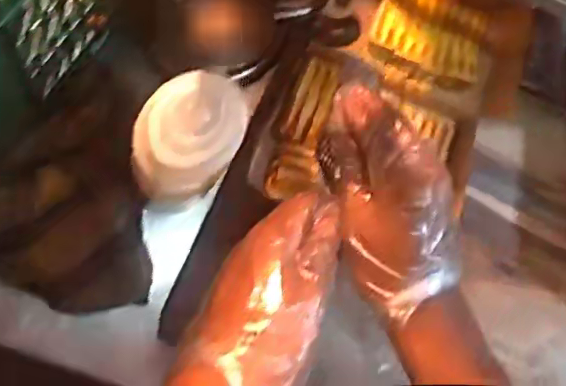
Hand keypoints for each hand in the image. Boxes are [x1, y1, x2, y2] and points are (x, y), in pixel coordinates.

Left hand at [168, 192, 340, 385]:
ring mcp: (237, 261)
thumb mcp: (309, 291)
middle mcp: (250, 237)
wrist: (217, 382)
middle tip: (339, 243)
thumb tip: (333, 209)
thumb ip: (322, 246)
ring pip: (277, 240)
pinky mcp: (229, 286)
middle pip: (290, 217)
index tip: (349, 217)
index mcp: (272, 231)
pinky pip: (264, 260)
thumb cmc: (268, 334)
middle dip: (315, 226)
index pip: (307, 198)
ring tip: (321, 263)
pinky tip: (293, 284)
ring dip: (298, 247)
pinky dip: (281, 266)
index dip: (330, 204)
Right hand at [318, 82, 460, 328]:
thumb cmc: (382, 258)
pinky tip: (378, 141)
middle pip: (396, 124)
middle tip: (349, 97)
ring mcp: (435, 171)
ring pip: (406, 135)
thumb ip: (348, 167)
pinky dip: (393, 140)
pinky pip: (413, 149)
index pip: (380, 124)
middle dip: (372, 110)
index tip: (344, 90)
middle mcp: (424, 161)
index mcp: (403, 167)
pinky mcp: (438, 183)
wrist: (425, 298)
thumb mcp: (354, 214)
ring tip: (359, 115)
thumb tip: (340, 128)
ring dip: (383, 123)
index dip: (361, 106)